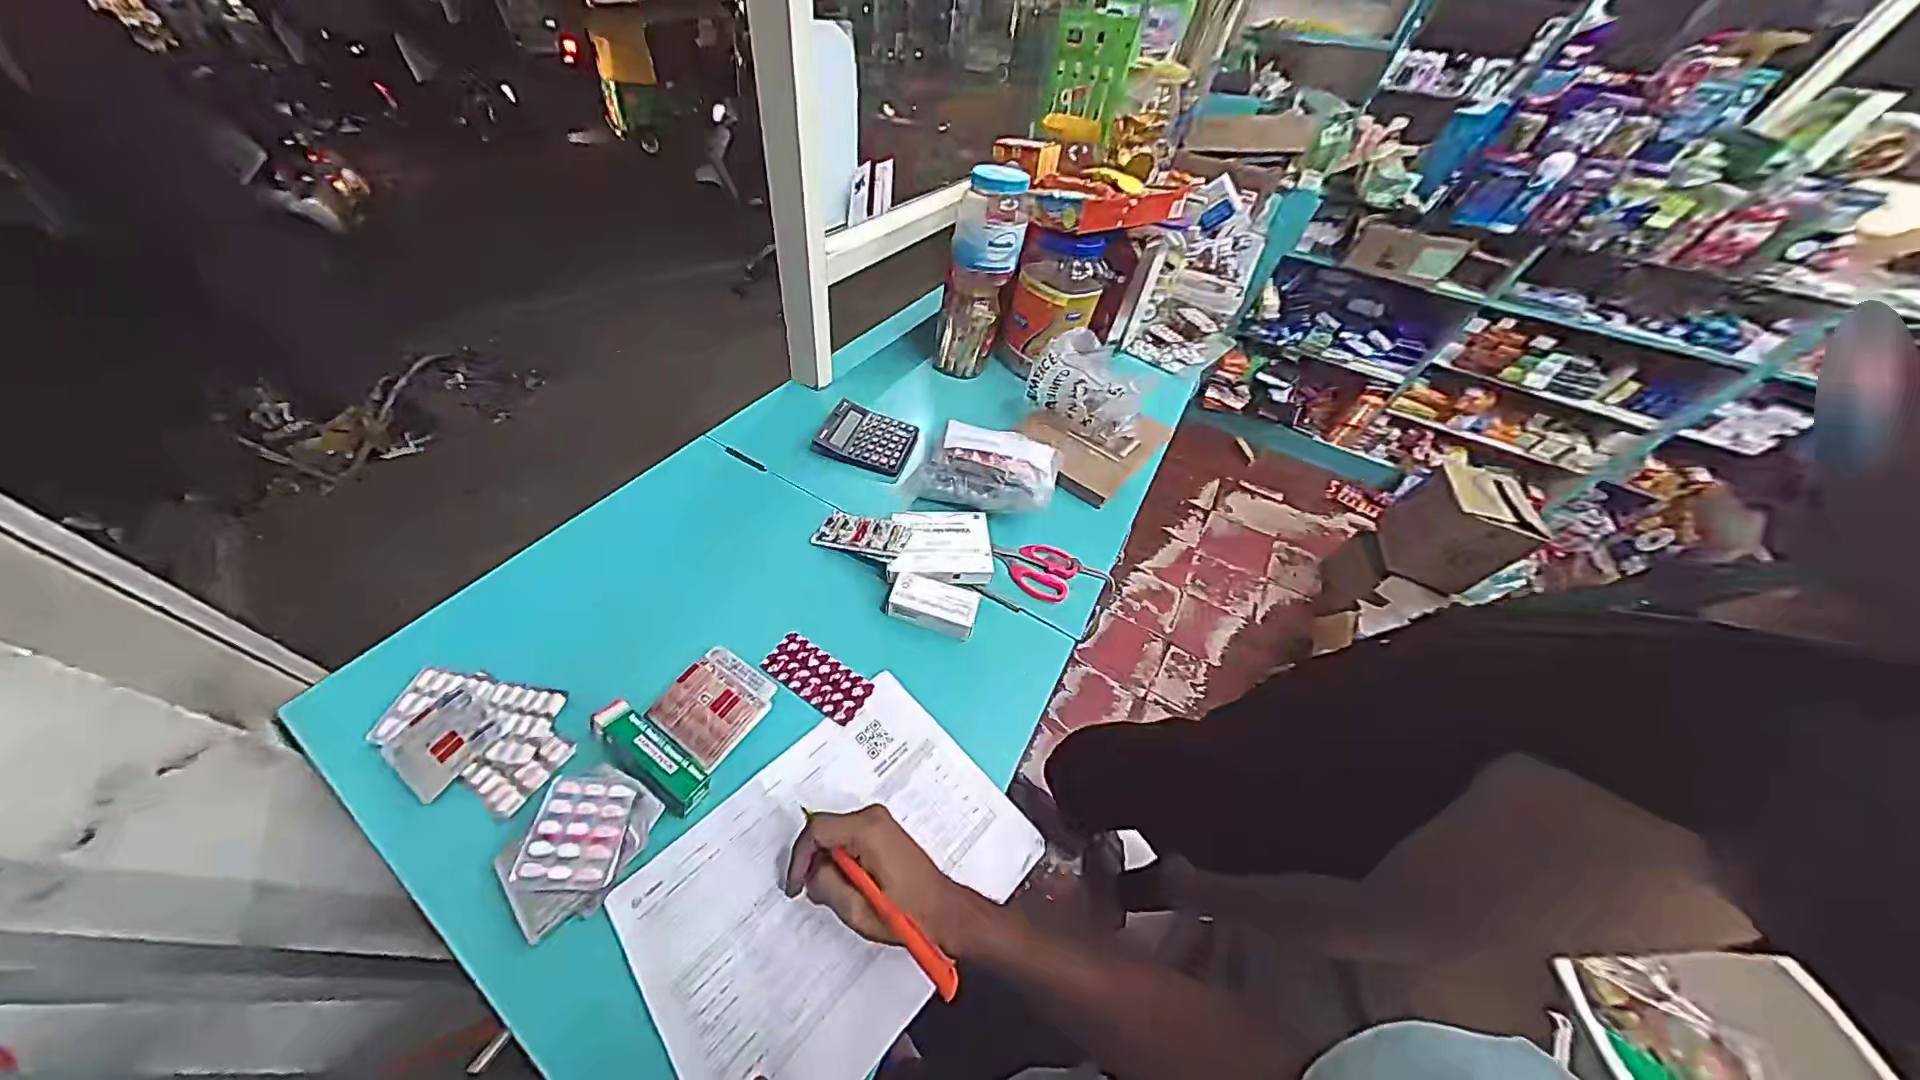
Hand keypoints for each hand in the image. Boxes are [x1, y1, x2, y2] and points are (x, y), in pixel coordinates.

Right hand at [784, 805, 994, 955]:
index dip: (799, 858)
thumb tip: (810, 872)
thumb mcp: (858, 910)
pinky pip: (849, 838)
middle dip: (813, 862)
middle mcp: (873, 817)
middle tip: (815, 893)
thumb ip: (827, 886)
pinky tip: (850, 885)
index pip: (816, 829)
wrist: (944, 910)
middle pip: (825, 830)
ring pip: (835, 835)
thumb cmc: (910, 913)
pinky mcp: (882, 831)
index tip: (796, 886)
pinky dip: (841, 860)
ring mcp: (880, 821)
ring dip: (828, 863)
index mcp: (867, 830)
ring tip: (837, 895)